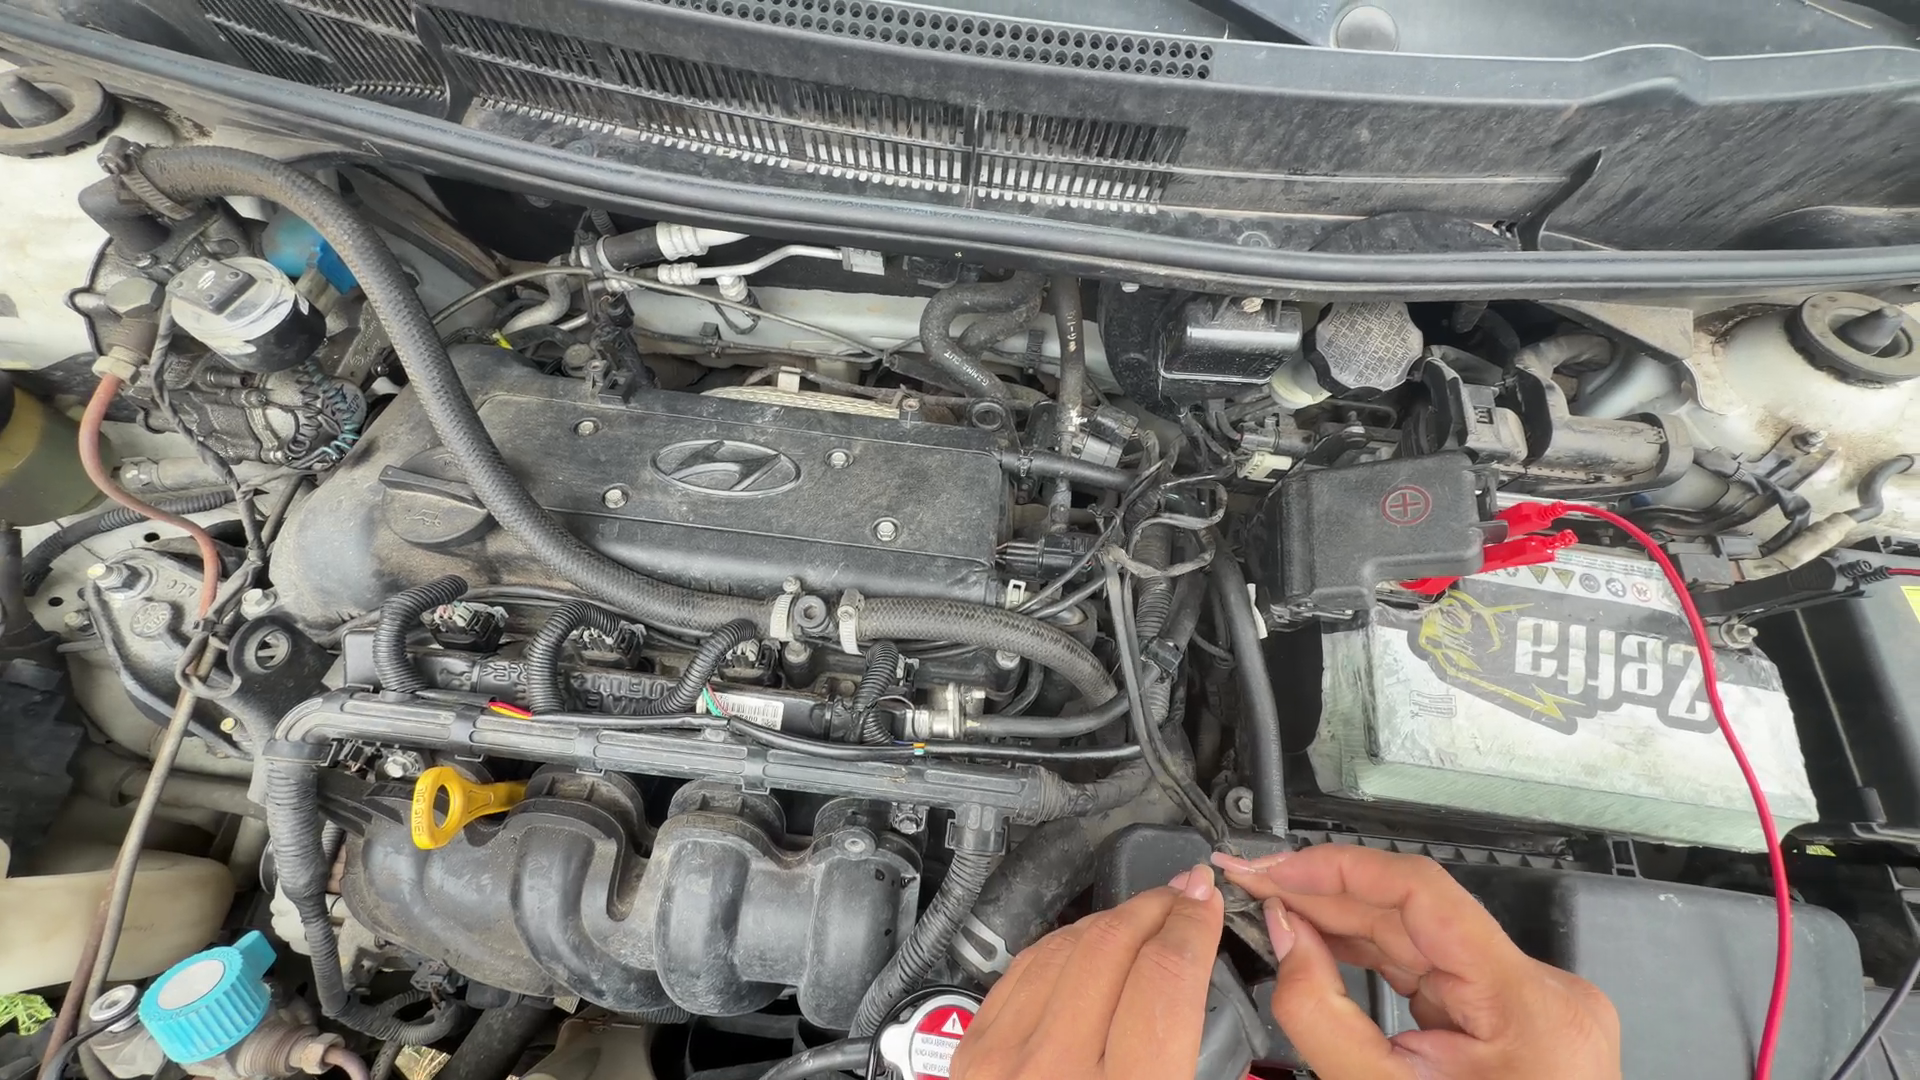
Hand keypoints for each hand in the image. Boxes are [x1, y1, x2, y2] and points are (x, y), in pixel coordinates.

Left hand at [952, 863, 1223, 1079]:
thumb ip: (1189, 1050)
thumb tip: (1198, 979)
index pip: (1163, 978)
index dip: (1192, 925)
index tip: (1206, 900)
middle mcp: (1052, 1070)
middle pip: (1109, 946)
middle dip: (1156, 906)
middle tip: (1185, 893)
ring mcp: (1000, 1056)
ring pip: (1064, 945)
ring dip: (1112, 919)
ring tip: (1146, 912)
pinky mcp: (972, 1049)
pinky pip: (1024, 966)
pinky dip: (1064, 943)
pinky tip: (1090, 937)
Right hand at [1213, 846, 1619, 1079]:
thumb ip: (1317, 1007)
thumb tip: (1278, 923)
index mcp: (1526, 1003)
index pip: (1420, 891)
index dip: (1336, 867)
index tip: (1271, 871)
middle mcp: (1534, 986)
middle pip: (1406, 909)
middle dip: (1319, 893)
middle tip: (1249, 882)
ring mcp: (1519, 997)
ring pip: (1406, 930)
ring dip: (1330, 915)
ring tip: (1266, 903)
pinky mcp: (1496, 1010)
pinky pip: (1415, 960)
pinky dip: (1358, 948)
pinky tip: (1310, 935)